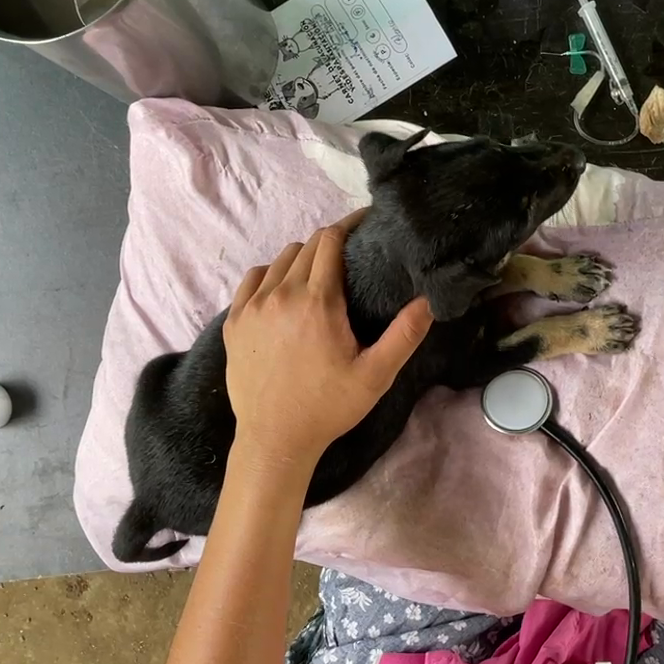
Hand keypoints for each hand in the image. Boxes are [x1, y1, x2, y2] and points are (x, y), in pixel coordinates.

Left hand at [223, 212, 433, 465]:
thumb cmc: (329, 407)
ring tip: (320, 276)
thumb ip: (404, 335)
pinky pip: (253, 280)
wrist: (274, 440)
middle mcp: (281, 294)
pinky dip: (271, 275)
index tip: (365, 223)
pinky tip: (284, 291)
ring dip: (302, 259)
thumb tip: (429, 300)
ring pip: (279, 260)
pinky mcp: (235, 322)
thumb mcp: (376, 375)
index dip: (349, 225)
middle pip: (306, 246)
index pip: (330, 240)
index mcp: (318, 301)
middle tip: (351, 255)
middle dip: (330, 243)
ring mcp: (252, 307)